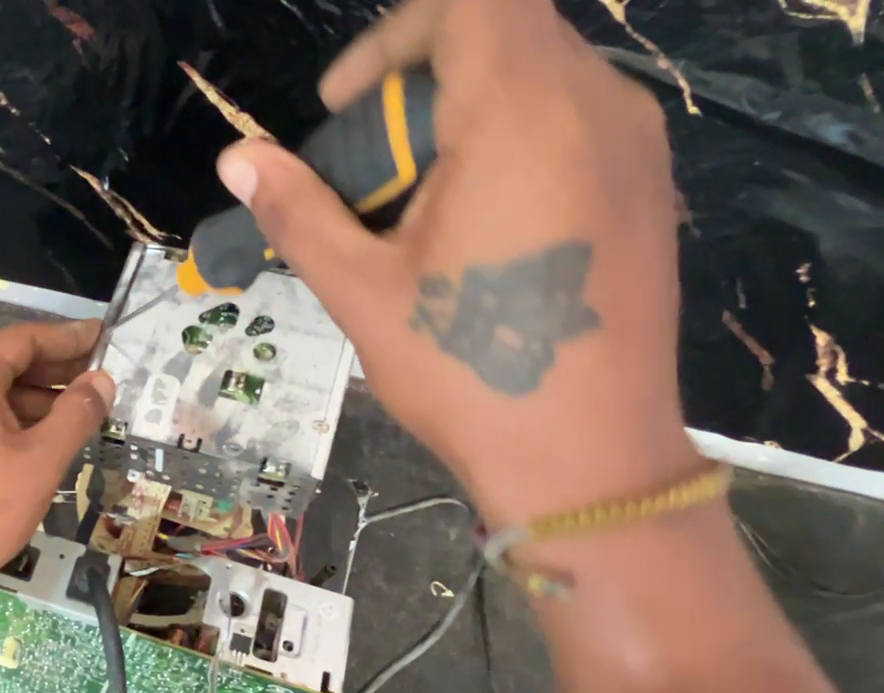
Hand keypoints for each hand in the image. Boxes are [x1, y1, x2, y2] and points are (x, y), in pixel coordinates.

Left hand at [0, 320, 114, 603]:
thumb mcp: (42, 461)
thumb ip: (76, 413)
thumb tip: (100, 381)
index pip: (22, 340)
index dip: (67, 339)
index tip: (101, 338)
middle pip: (0, 366)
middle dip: (50, 372)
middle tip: (95, 381)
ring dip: (28, 401)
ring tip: (72, 416)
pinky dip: (0, 422)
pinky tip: (29, 443)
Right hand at [217, 0, 698, 525]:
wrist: (586, 456)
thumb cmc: (464, 370)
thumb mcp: (362, 291)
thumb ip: (299, 211)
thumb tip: (236, 157)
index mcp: (523, 114)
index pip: (471, 0)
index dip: (394, 38)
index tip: (345, 108)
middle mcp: (597, 104)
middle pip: (499, 39)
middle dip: (413, 93)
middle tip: (363, 181)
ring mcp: (635, 146)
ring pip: (535, 83)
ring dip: (456, 125)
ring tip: (410, 218)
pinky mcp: (647, 189)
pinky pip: (571, 126)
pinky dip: (506, 151)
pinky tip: (471, 237)